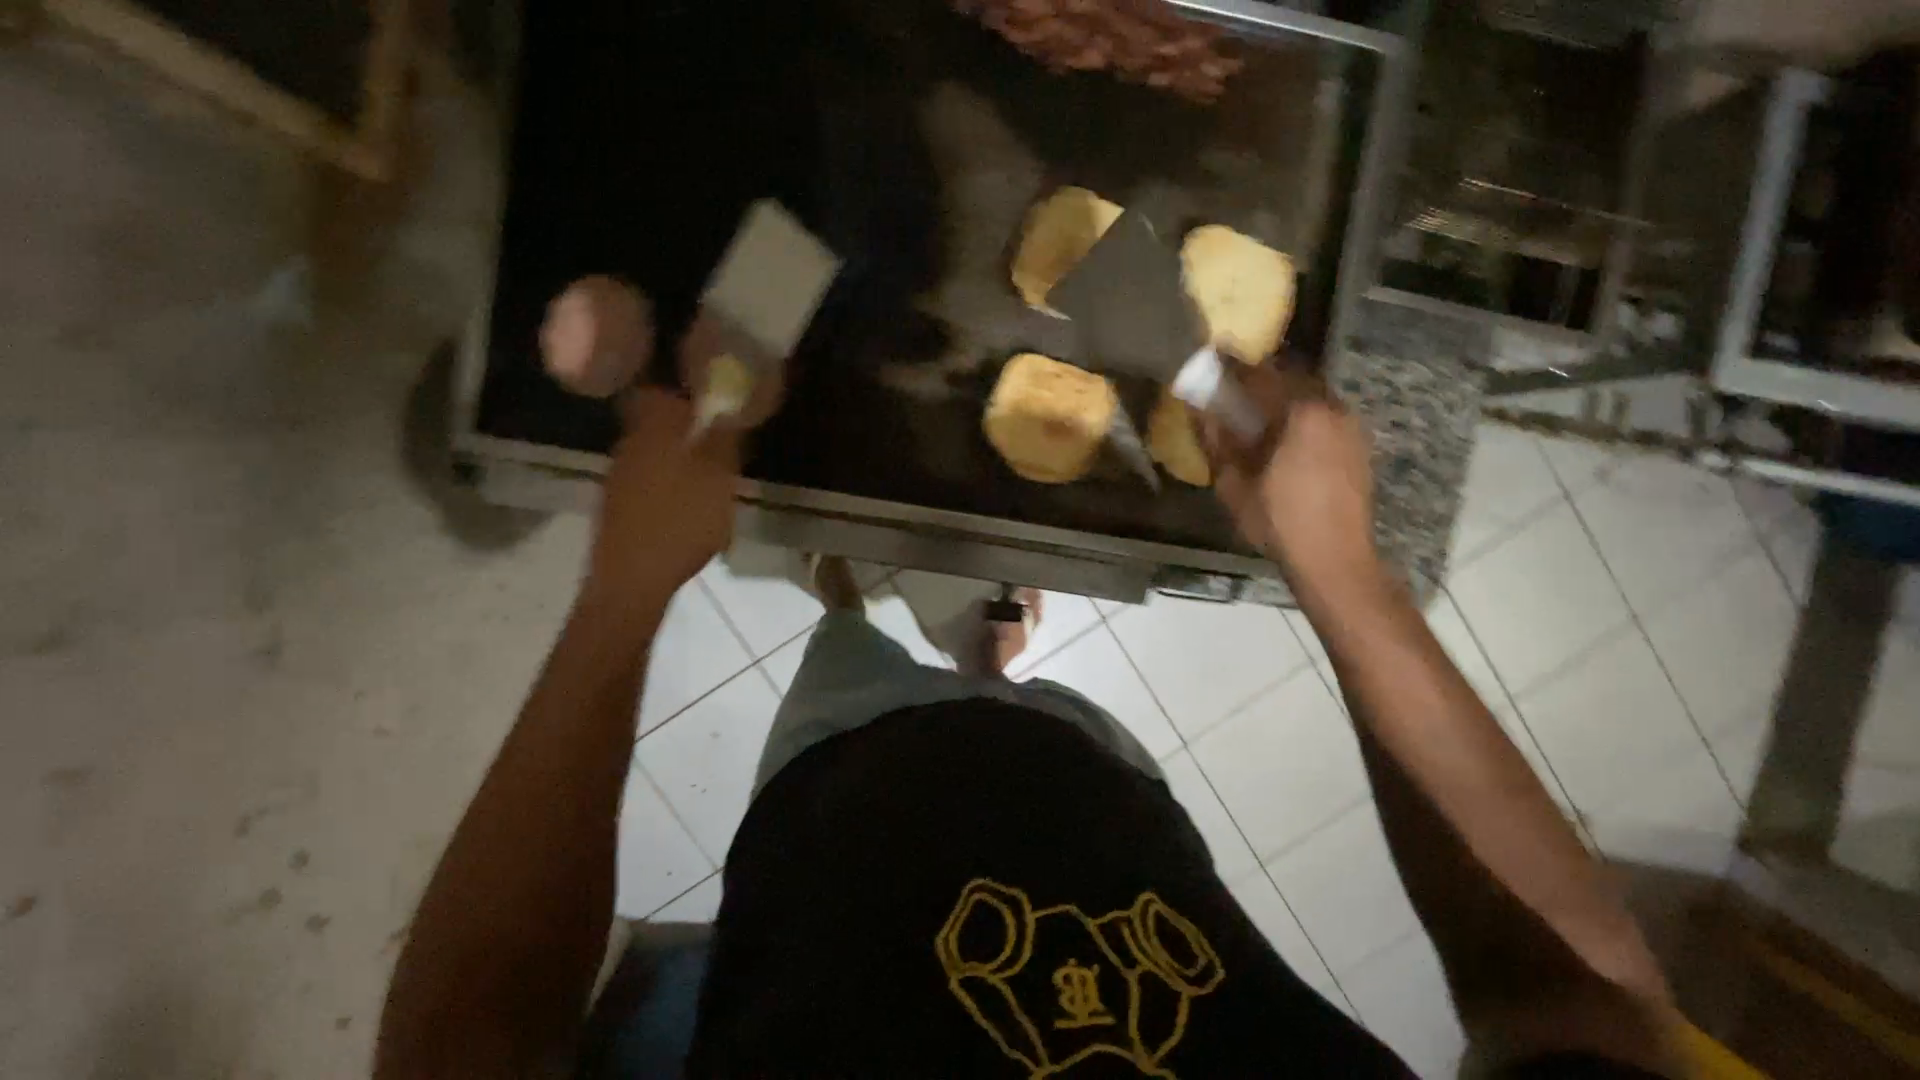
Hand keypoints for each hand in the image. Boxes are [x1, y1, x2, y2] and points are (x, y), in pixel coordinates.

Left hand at [587, 389, 741, 601]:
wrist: (631, 581)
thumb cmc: (681, 523)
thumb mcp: (718, 478)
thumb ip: (722, 437)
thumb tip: (726, 401)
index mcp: (653, 430)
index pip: (661, 391)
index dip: (685, 394)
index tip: (712, 403)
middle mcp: (630, 445)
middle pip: (656, 420)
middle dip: (686, 428)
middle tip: (719, 444)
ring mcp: (618, 477)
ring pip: (652, 451)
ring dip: (679, 459)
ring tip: (710, 479)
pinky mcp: (617, 505)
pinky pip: (647, 479)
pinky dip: (667, 485)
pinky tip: (687, 507)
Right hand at [1201, 360, 1380, 590]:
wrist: (1335, 559)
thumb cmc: (1279, 521)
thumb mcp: (1234, 484)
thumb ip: (1217, 441)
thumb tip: (1202, 411)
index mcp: (1299, 412)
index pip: (1259, 376)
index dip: (1233, 364)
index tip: (1215, 352)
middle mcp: (1330, 408)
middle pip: (1292, 376)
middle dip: (1263, 374)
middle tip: (1237, 379)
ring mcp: (1350, 425)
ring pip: (1312, 394)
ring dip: (1286, 393)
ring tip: (1261, 406)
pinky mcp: (1359, 445)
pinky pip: (1326, 413)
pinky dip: (1304, 413)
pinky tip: (1288, 432)